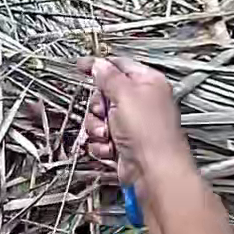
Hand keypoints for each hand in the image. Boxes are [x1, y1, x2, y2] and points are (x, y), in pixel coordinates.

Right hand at [75, 56, 192, 188]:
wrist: (152, 170)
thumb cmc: (149, 132)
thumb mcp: (126, 95)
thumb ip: (109, 77)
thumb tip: (98, 64)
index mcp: (147, 83)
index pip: (119, 66)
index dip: (100, 66)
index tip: (81, 66)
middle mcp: (139, 102)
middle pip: (103, 95)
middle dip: (97, 107)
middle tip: (104, 112)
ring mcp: (130, 124)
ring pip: (96, 118)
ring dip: (96, 128)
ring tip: (108, 134)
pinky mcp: (120, 143)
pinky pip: (98, 138)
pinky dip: (100, 144)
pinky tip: (111, 147)